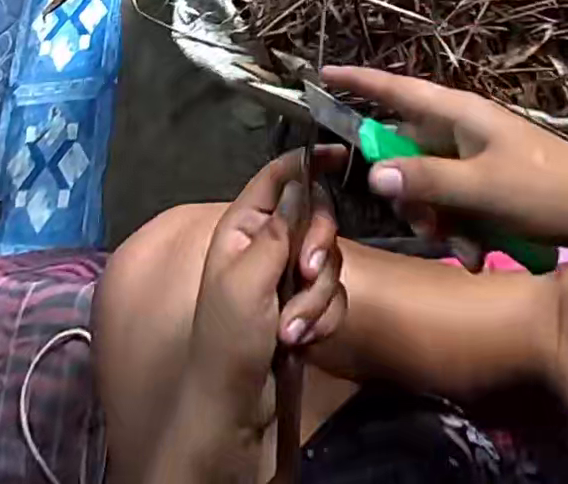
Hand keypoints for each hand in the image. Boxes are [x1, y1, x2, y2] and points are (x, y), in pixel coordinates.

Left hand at [184, 147, 348, 405]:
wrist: (235, 411)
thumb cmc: (228, 339)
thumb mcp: (247, 280)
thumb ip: (277, 230)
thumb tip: (298, 182)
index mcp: (244, 226)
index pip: (278, 178)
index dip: (306, 162)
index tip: (339, 155)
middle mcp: (268, 243)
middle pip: (314, 218)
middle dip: (316, 250)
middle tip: (305, 275)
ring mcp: (288, 276)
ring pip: (328, 262)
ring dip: (315, 299)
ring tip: (290, 331)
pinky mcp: (306, 306)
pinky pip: (334, 296)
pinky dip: (323, 319)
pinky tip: (302, 343)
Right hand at [323, 66, 567, 254]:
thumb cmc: (548, 190)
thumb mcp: (482, 189)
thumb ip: (426, 180)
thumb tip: (373, 173)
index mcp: (458, 113)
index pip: (396, 89)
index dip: (358, 81)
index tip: (323, 74)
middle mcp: (460, 129)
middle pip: (406, 148)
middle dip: (406, 189)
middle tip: (422, 222)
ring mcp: (474, 155)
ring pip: (427, 180)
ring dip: (435, 216)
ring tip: (463, 247)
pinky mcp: (487, 180)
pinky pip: (452, 199)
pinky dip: (458, 227)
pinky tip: (479, 255)